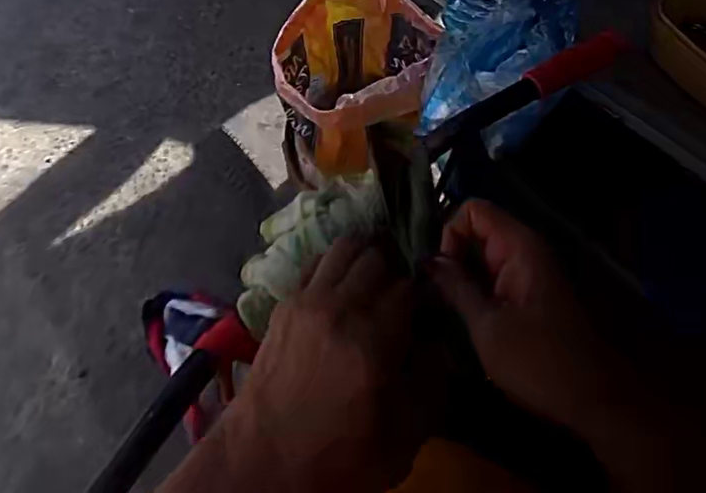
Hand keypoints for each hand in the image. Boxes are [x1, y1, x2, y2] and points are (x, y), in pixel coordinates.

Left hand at [212, 238, 431, 492]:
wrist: (266, 456)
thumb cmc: (339, 456)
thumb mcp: (400, 442)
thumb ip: (430, 387)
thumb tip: (439, 345)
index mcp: (372, 343)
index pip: (406, 289)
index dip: (419, 299)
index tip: (421, 315)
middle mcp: (339, 309)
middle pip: (375, 259)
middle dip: (392, 274)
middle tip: (395, 299)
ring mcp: (308, 300)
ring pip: (343, 248)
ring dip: (362, 259)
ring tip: (369, 282)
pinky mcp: (286, 301)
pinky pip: (316, 262)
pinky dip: (333, 265)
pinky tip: (338, 287)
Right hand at [426, 200, 611, 428]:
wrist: (602, 405)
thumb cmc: (542, 364)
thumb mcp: (487, 327)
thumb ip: (455, 287)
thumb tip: (428, 260)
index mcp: (520, 246)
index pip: (473, 209)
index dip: (451, 232)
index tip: (445, 272)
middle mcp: (528, 249)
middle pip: (478, 230)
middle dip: (454, 256)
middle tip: (438, 293)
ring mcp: (534, 271)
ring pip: (486, 254)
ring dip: (466, 275)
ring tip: (451, 307)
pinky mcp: (536, 292)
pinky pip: (499, 274)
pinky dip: (481, 288)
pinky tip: (473, 318)